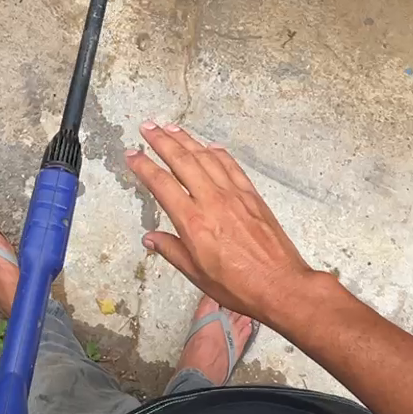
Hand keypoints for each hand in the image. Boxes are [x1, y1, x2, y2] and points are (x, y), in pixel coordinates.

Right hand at [125, 121, 327, 323]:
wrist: (281, 286)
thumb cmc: (238, 286)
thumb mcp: (196, 274)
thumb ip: (171, 251)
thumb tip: (151, 238)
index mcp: (192, 221)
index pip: (161, 184)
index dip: (143, 166)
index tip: (131, 154)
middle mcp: (211, 201)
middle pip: (181, 160)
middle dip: (161, 140)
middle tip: (147, 127)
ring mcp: (233, 195)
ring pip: (205, 157)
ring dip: (186, 140)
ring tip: (171, 127)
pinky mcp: (251, 196)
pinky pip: (231, 166)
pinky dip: (218, 152)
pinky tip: (210, 145)